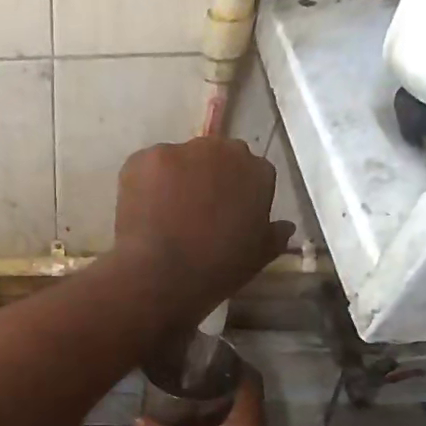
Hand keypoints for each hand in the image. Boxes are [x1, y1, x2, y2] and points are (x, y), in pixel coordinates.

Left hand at [113, 137, 293, 323]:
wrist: (161, 275)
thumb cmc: (215, 270)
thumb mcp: (257, 258)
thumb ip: (274, 236)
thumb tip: (285, 226)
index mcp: (257, 171)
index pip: (250, 174)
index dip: (234, 197)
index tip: (221, 219)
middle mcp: (223, 149)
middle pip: (214, 159)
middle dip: (204, 181)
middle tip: (190, 216)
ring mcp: (180, 150)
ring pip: (177, 162)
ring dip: (172, 181)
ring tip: (160, 216)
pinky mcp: (143, 158)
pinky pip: (144, 168)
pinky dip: (142, 185)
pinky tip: (140, 213)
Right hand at [134, 373, 268, 425]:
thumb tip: (135, 419)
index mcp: (247, 417)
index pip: (249, 377)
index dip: (233, 361)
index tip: (208, 352)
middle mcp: (254, 424)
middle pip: (242, 391)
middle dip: (220, 378)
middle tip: (191, 368)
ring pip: (237, 410)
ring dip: (217, 398)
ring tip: (187, 388)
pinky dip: (215, 417)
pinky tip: (192, 420)